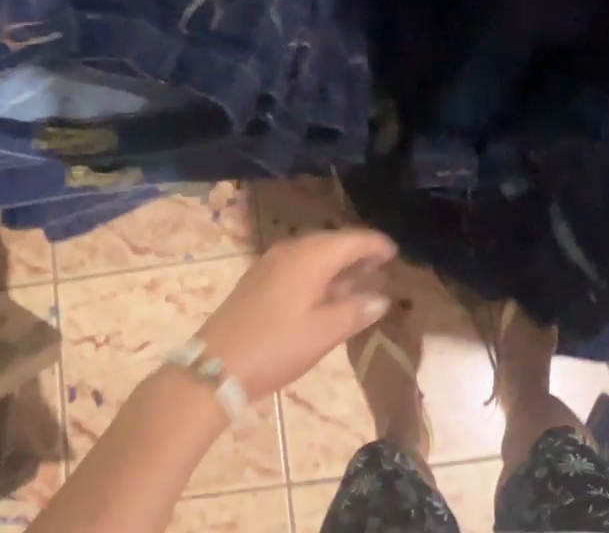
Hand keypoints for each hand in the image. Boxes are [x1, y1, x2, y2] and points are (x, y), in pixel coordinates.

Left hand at [194, 230, 398, 399]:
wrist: (213, 367)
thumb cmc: (274, 347)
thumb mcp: (322, 333)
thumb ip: (355, 312)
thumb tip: (381, 298)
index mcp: (310, 257)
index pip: (352, 240)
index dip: (376, 245)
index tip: (395, 253)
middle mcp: (291, 251)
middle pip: (333, 243)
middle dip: (358, 254)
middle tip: (381, 269)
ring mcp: (271, 264)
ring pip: (314, 255)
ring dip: (338, 266)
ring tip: (360, 282)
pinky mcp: (259, 280)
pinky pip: (298, 266)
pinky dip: (319, 274)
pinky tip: (326, 295)